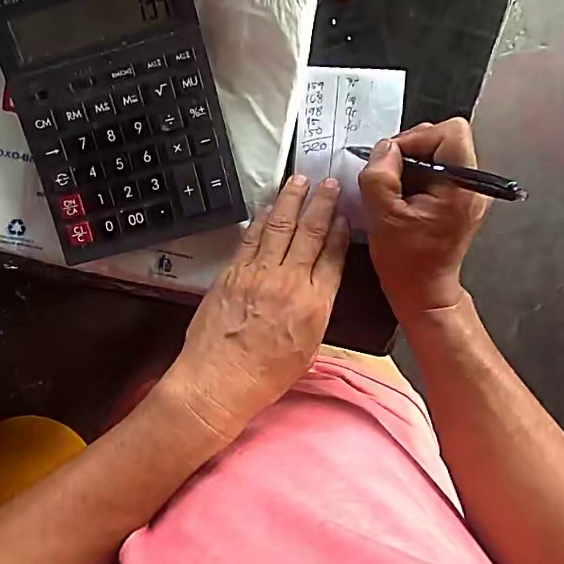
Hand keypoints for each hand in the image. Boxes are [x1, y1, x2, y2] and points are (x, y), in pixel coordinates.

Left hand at [158, 174, 350, 440]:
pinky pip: (251, 238)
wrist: (219, 381)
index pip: (333, 257)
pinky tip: (269, 207)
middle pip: (311, 233)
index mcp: (315, 305)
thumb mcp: (307, 350)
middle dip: (322, 204)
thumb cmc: (263, 377)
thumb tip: (317, 293)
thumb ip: (315, 315)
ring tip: (300, 181)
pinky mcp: (232, 273)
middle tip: (327, 184)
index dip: (340, 231)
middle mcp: (289, 283)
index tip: (344, 215)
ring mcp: (259, 274)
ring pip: (281, 227)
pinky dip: (262, 219)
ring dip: (292, 200)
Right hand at [358, 118, 491, 316]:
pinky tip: (402, 199)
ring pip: (438, 154)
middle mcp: (472, 185)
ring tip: (395, 191)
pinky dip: (415, 178)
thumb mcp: (382, 217)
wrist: (423, 292)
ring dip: (411, 165)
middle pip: (444, 139)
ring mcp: (466, 192)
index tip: (393, 160)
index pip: (449, 131)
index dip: (416, 138)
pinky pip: (436, 172)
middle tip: (389, 175)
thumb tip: (383, 149)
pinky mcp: (457, 199)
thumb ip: (379, 176)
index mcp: (461, 186)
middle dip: (411, 151)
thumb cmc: (407, 263)